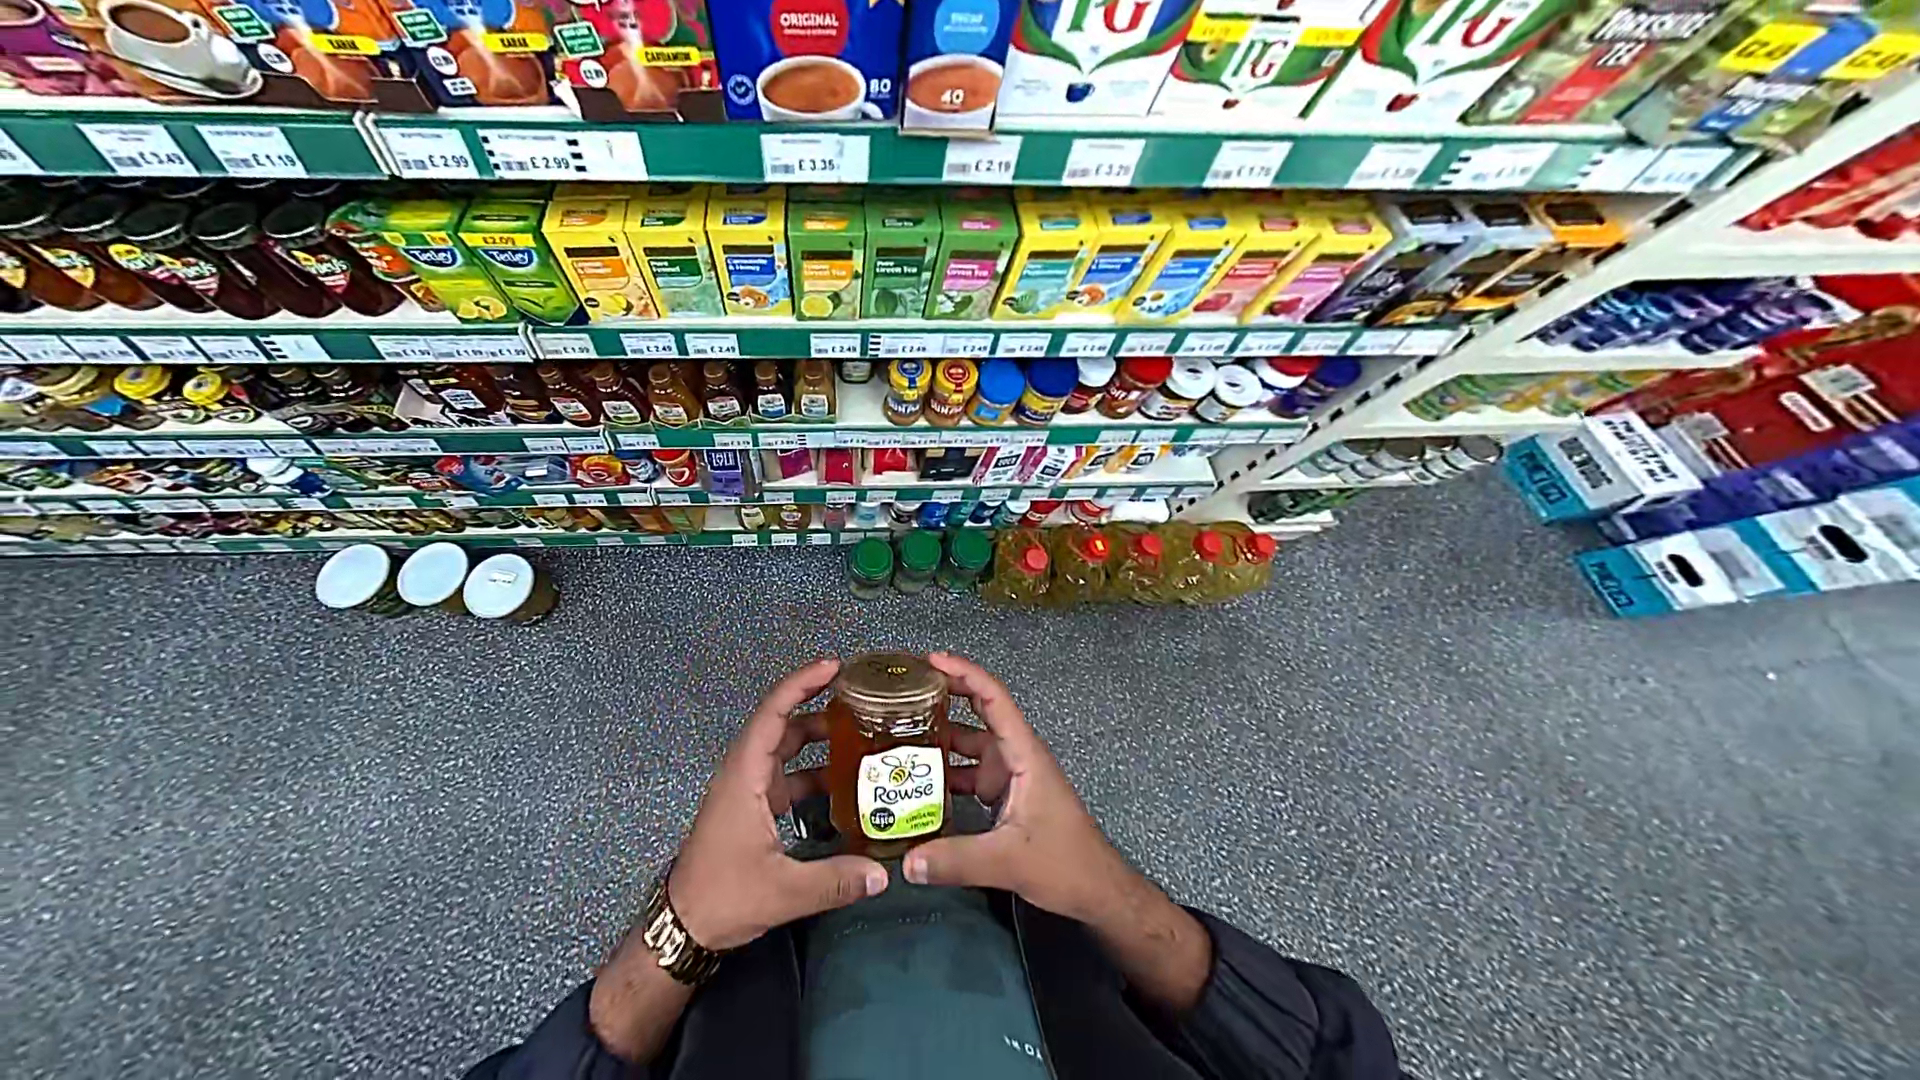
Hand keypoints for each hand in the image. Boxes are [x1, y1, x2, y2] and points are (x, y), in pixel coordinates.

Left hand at [668, 658, 888, 949]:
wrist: (682, 927)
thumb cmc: (721, 897)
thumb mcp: (781, 890)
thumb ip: (834, 880)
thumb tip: (883, 875)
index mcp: (745, 774)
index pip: (774, 712)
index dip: (802, 683)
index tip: (834, 667)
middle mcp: (746, 772)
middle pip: (784, 723)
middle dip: (819, 704)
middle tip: (860, 698)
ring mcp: (749, 789)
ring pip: (786, 748)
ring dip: (819, 737)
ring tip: (861, 733)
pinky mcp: (755, 806)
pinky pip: (789, 773)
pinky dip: (815, 768)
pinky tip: (845, 781)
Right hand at [902, 652, 1131, 920]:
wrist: (1095, 888)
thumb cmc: (1065, 862)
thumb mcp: (1009, 860)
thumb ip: (958, 860)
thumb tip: (907, 862)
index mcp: (1023, 753)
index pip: (993, 698)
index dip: (964, 673)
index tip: (932, 660)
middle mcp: (1014, 755)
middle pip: (979, 711)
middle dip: (946, 694)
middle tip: (906, 688)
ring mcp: (1009, 774)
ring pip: (969, 744)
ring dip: (940, 736)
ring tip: (898, 731)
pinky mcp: (1003, 794)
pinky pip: (967, 772)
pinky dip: (944, 771)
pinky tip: (915, 780)